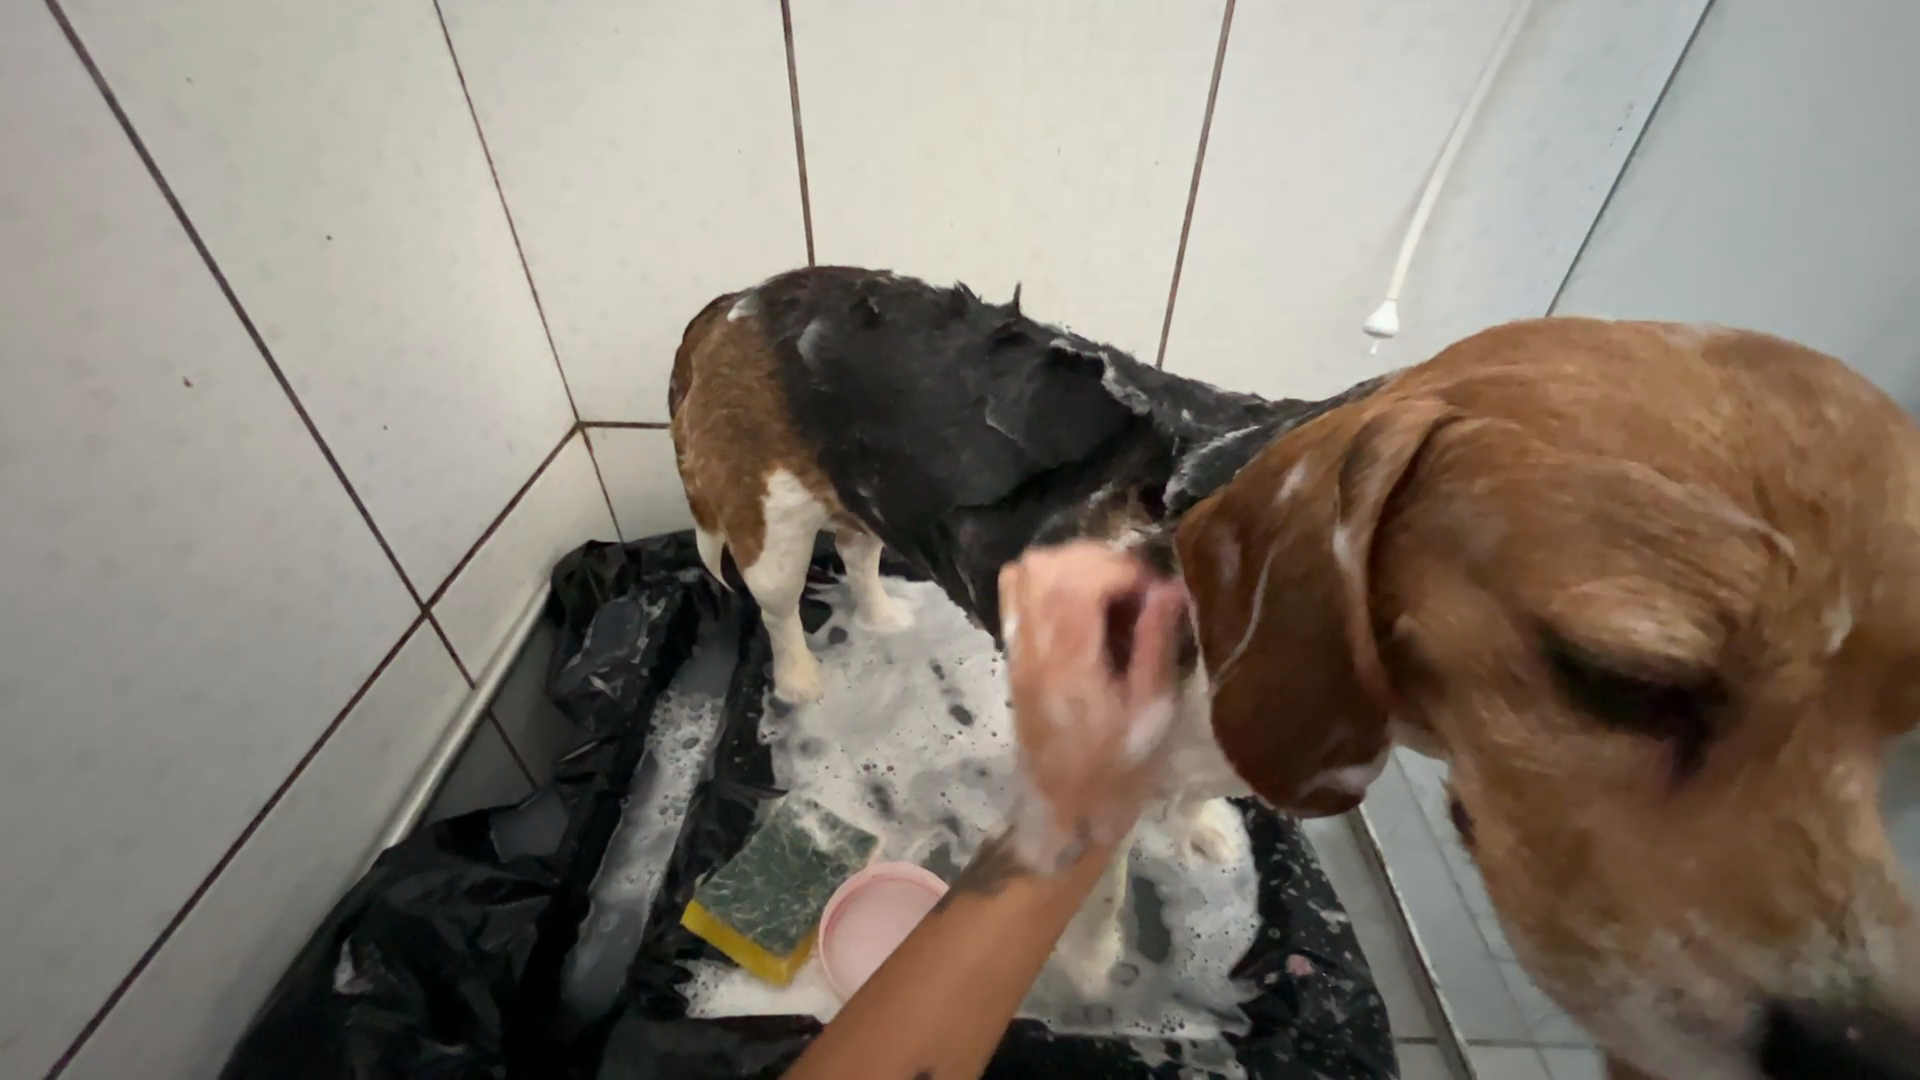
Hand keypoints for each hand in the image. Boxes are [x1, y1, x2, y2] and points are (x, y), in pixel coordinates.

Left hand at [998, 541, 1190, 871]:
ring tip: (1112, 593)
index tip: (1155, 589)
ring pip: (1026, 573)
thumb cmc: (1118, 772)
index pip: (1075, 585)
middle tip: (1135, 590)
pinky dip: (1050, 580)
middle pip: (1044, 567)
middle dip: (1098, 561)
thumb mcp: (1152, 713)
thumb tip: (1170, 587)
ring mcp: (1017, 649)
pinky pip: (1018, 593)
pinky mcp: (1014, 653)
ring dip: (1074, 566)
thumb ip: (1157, 645)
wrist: (1064, 811)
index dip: (1120, 570)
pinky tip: (1084, 602)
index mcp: (1068, 666)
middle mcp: (1032, 649)